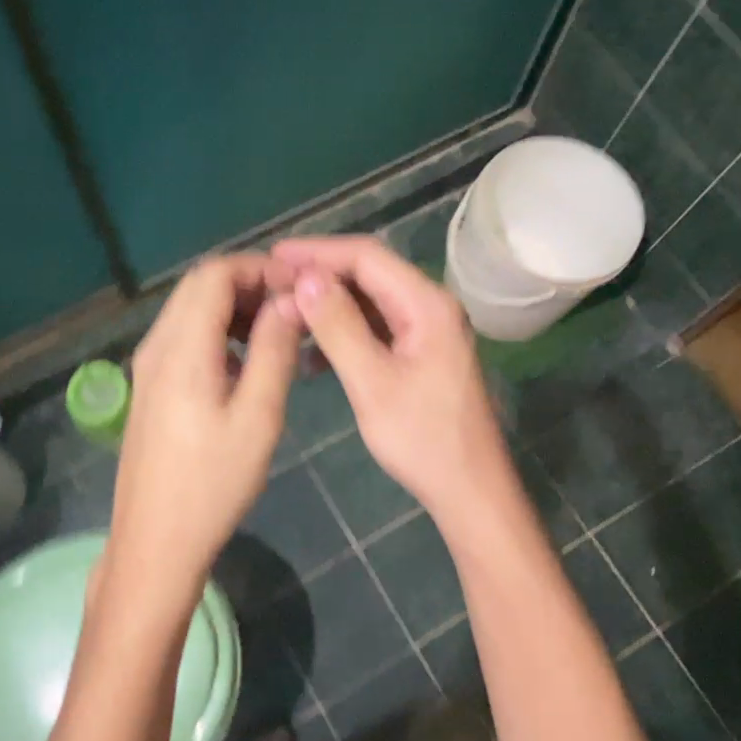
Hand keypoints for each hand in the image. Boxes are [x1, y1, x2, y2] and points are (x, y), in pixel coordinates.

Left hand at [108, 254, 299, 599]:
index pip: (216, 273)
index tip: (302, 289)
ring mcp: (148, 368)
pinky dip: (218, 332)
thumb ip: (274, 350)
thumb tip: (290, 301)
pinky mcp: (150, 389)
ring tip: (280, 333)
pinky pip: (184, 338)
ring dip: (235, 308)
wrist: (155, 542)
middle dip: (250, 284)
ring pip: (191, 310)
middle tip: (295, 309)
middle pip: (200, 286)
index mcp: (182, 348)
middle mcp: (156, 347)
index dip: (261, 268)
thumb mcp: (258, 417)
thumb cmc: (212, 484)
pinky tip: (248, 363)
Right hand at [267, 235, 508, 516]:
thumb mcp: (372, 382)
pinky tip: (311, 356)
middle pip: (369, 274)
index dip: (317, 252)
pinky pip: (377, 330)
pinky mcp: (421, 355)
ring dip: (328, 307)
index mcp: (427, 304)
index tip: (273, 257)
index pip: (367, 257)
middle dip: (320, 277)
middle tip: (271, 286)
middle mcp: (431, 307)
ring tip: (283, 318)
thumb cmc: (422, 439)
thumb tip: (306, 278)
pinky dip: (343, 334)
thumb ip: (339, 327)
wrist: (469, 489)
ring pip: (370, 302)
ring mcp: (428, 331)